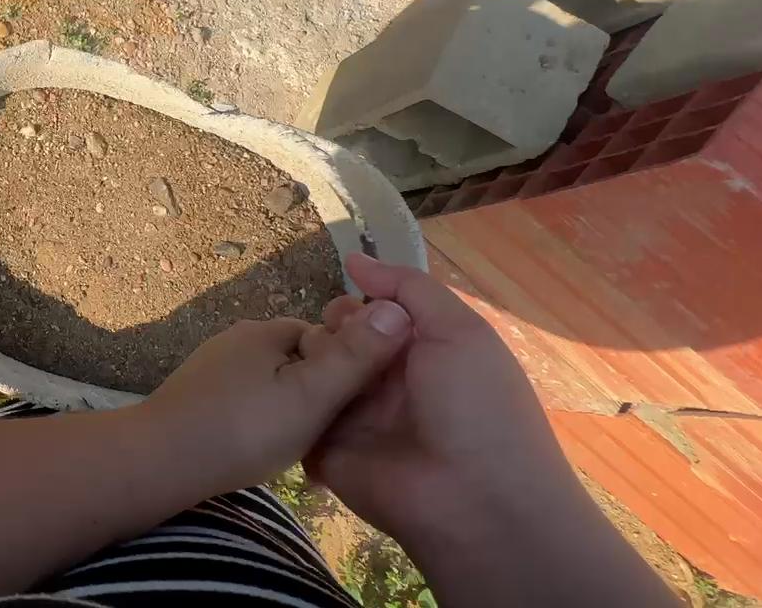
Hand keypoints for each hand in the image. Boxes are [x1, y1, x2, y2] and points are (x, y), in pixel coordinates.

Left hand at [140, 291, 413, 496]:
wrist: (166, 455)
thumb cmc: (246, 426)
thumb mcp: (311, 395)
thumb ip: (353, 358)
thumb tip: (394, 309)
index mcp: (264, 330)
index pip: (324, 336)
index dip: (348, 369)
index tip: (358, 408)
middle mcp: (236, 338)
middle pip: (298, 359)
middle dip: (320, 390)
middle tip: (333, 433)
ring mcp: (214, 364)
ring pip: (273, 381)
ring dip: (293, 407)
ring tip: (303, 444)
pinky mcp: (201, 391)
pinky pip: (248, 398)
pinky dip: (264, 417)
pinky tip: (267, 445)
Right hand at [305, 252, 578, 545]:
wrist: (472, 503)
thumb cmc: (476, 409)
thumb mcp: (460, 333)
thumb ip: (408, 288)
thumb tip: (353, 257)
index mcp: (415, 355)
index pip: (367, 312)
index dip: (355, 305)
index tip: (356, 312)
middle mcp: (380, 380)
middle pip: (333, 333)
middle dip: (330, 329)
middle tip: (343, 347)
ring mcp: (348, 412)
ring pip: (308, 364)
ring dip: (309, 359)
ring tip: (319, 371)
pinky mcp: (319, 441)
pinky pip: (290, 404)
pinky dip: (286, 392)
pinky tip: (287, 387)